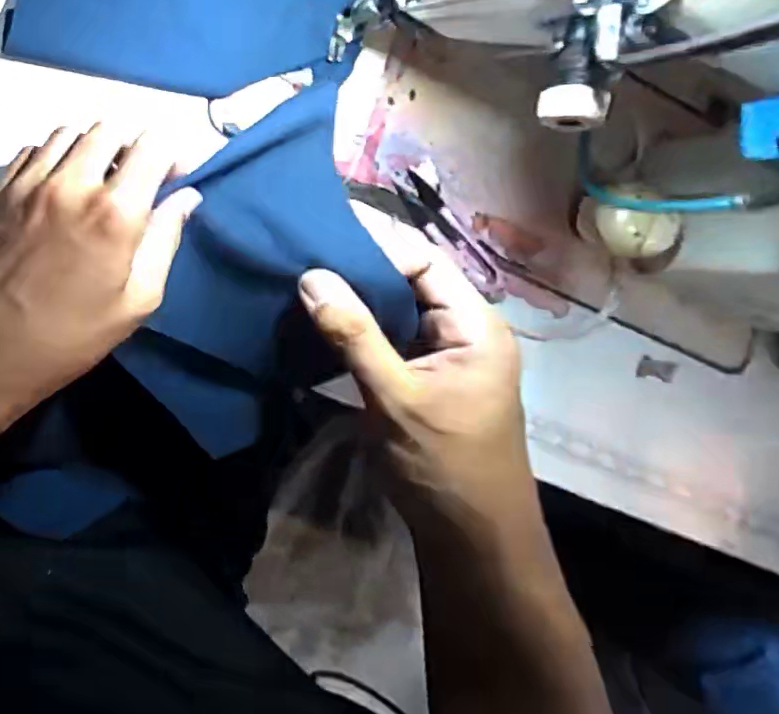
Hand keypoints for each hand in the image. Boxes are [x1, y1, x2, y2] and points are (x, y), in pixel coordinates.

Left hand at [0, 124, 200, 450]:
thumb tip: (185, 197)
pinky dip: (54, 158)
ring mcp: (30, 183)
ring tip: (92, 183)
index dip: (169, 157)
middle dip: (129, 149)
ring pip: (70, 133)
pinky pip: (35, 149)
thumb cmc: (71, 335)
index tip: (169, 181)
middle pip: (110, 129)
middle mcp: (72, 183)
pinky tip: (57, 190)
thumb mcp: (137, 300)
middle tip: (131, 183)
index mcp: (114, 212)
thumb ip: (165, 239)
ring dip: (90, 150)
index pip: (152, 145)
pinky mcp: (1, 190)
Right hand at [297, 209, 529, 531]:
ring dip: (355, 297)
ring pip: (394, 307)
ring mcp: (441, 353)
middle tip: (305, 254)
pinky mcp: (421, 375)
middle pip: (408, 279)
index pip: (424, 261)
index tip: (325, 236)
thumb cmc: (445, 466)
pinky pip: (387, 335)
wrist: (471, 543)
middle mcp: (462, 329)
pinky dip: (357, 326)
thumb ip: (354, 335)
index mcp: (474, 325)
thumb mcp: (396, 398)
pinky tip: (321, 318)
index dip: (377, 245)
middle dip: (359, 267)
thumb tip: (311, 275)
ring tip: (304, 279)